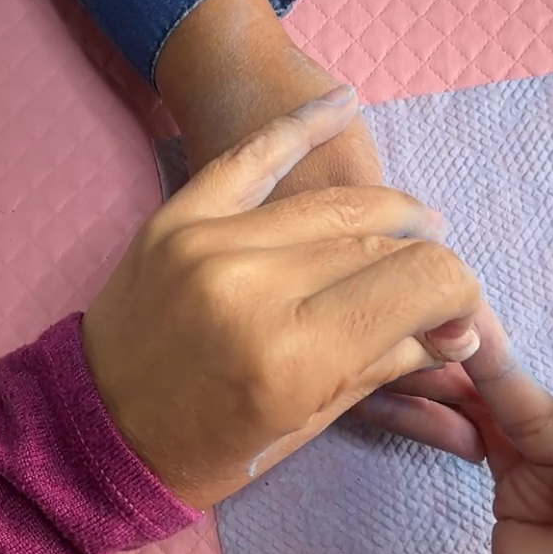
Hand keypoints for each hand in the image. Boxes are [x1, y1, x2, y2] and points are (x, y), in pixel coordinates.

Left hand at [158, 0, 498, 460]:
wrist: (93, 432)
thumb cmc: (202, 449)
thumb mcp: (300, 425)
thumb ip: (383, 363)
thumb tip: (456, 326)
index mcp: (293, 356)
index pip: (420, 283)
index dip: (459, 292)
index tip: (459, 313)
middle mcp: (254, 287)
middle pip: (380, 241)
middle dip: (423, 262)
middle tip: (432, 281)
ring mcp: (208, 241)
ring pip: (332, 202)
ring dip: (386, 210)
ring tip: (413, 223)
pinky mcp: (175, 217)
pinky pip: (252, 156)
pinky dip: (300, 127)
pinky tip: (345, 104)